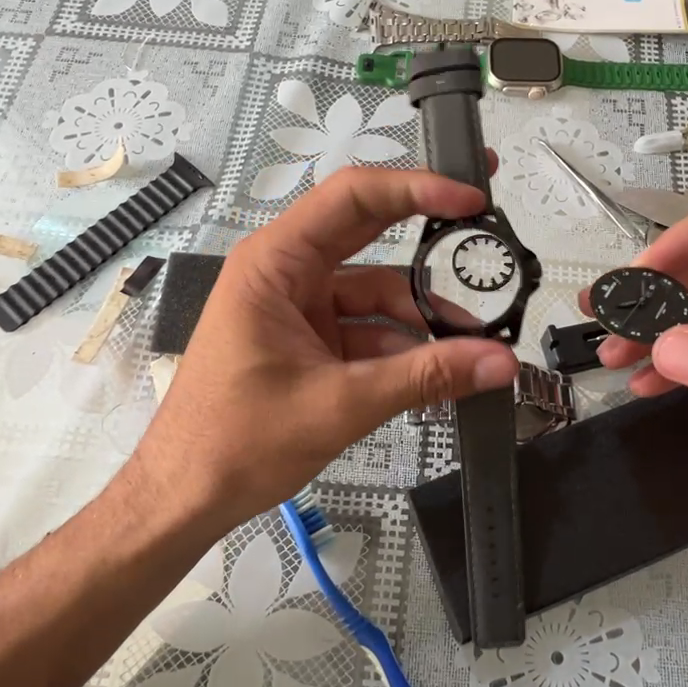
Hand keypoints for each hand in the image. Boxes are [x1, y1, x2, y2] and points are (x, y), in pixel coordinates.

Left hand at [128, 167, 520, 535]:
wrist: (187, 497)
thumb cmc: (235, 443)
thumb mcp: (339, 404)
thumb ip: (425, 378)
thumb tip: (500, 362)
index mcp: (275, 263)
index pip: (351, 199)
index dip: (415, 188)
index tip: (469, 200)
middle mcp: (287, 273)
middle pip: (369, 233)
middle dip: (428, 229)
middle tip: (486, 220)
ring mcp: (299, 309)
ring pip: (377, 292)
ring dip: (424, 315)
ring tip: (479, 340)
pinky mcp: (311, 342)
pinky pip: (370, 330)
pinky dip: (406, 348)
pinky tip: (444, 370)